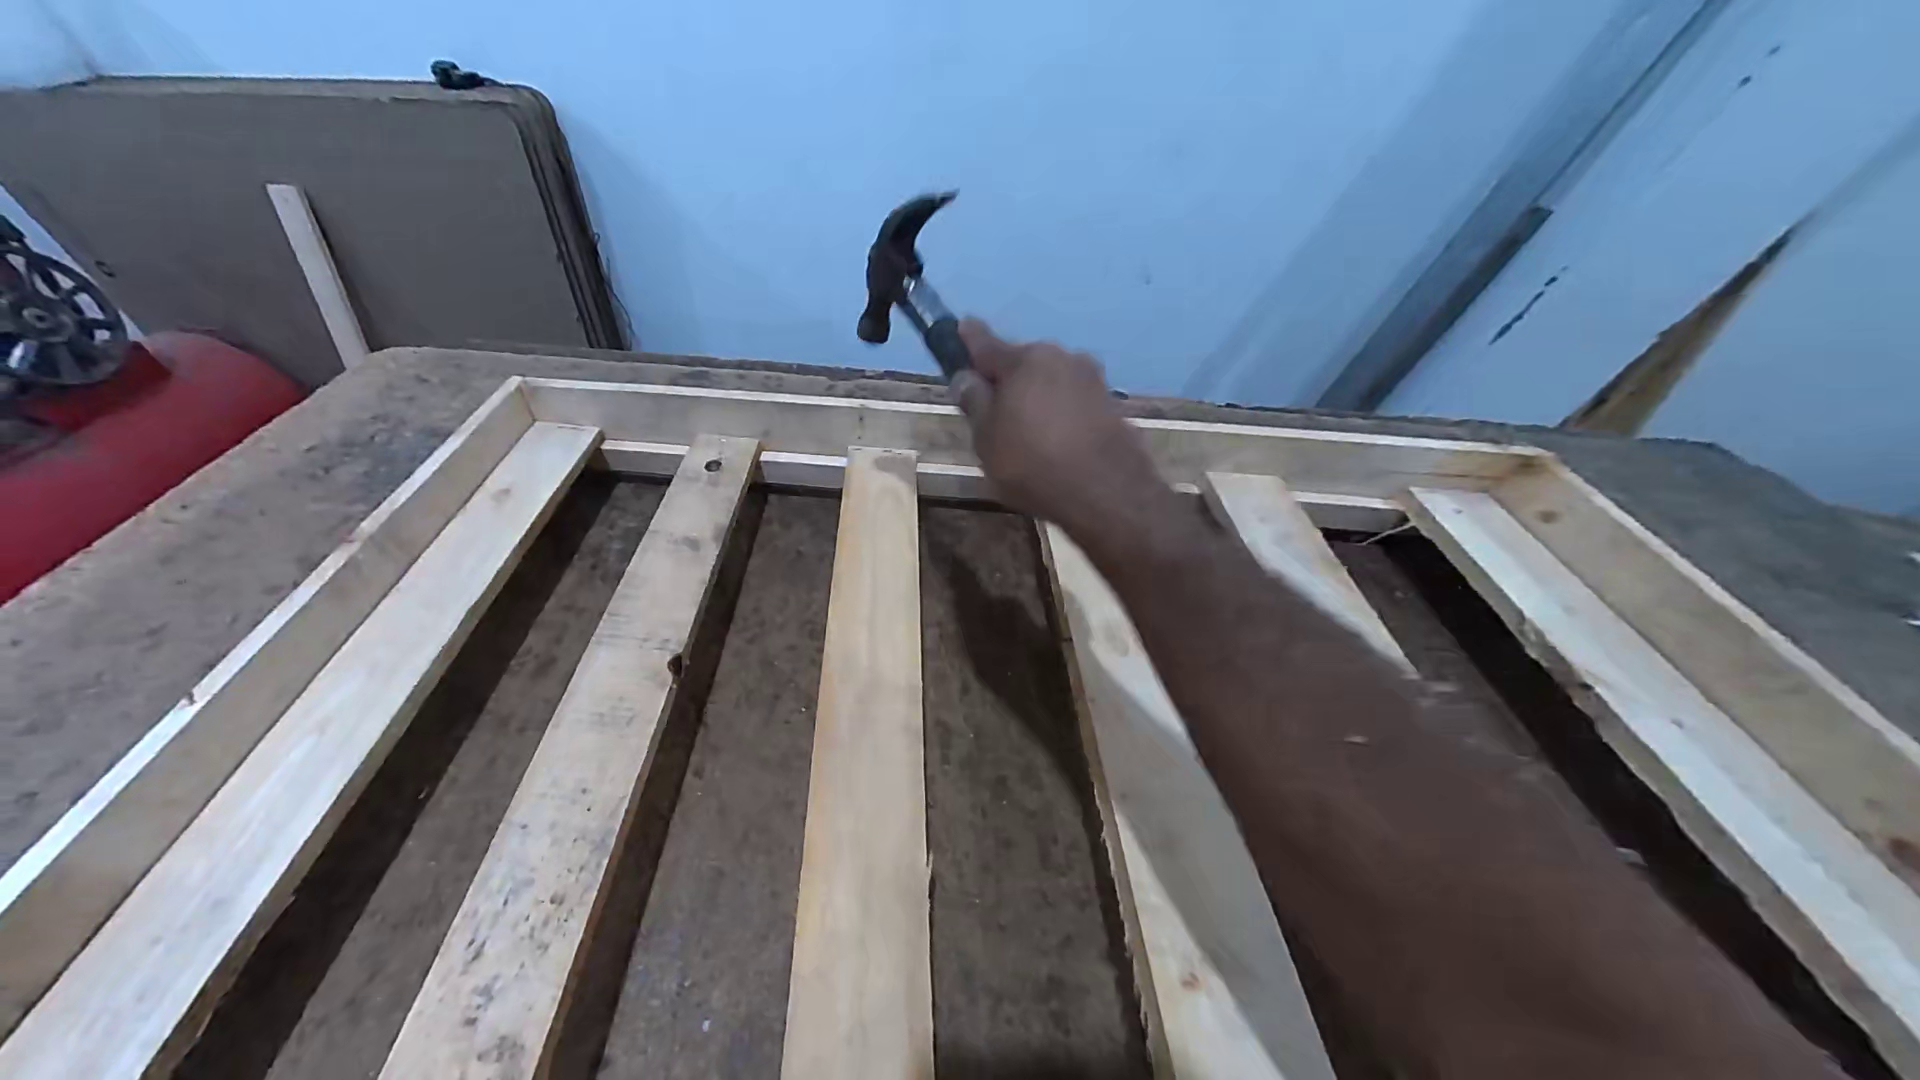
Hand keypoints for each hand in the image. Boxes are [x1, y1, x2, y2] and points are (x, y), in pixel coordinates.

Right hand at [953, 319, 1172, 535]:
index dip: (968, 338)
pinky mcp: (1111, 404)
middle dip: (1007, 380)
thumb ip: (975, 402)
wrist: (1106, 493)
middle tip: (993, 412)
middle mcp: (1060, 357)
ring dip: (1036, 398)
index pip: (985, 343)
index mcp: (1024, 360)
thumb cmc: (1032, 464)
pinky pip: (1073, 402)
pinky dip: (1060, 414)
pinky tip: (1055, 443)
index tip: (960, 328)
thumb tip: (966, 378)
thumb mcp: (986, 439)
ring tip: (1027, 436)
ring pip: (1050, 382)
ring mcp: (1091, 379)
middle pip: (1022, 363)